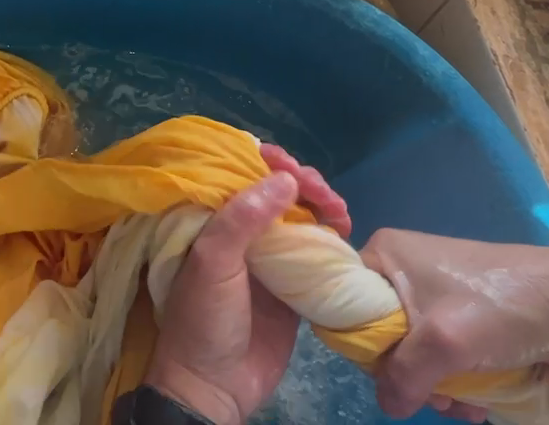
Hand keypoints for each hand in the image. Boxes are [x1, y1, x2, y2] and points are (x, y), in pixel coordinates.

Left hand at [144, 146, 351, 424]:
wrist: (216, 386)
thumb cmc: (204, 317)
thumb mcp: (212, 261)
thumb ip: (243, 218)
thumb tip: (285, 178)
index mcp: (214, 218)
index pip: (241, 174)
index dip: (266, 162)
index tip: (288, 162)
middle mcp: (242, 230)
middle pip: (276, 191)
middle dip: (302, 181)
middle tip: (321, 190)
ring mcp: (270, 256)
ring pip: (300, 215)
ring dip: (321, 202)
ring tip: (338, 207)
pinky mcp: (294, 283)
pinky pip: (316, 249)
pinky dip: (332, 234)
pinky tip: (344, 227)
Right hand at [358, 230, 548, 421]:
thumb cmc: (496, 306)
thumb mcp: (441, 342)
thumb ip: (404, 375)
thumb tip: (387, 405)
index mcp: (385, 252)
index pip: (347, 297)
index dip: (359, 339)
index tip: (387, 370)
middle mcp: (404, 266)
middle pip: (382, 330)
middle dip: (407, 372)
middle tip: (433, 393)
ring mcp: (435, 290)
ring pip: (415, 348)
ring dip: (435, 384)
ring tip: (462, 404)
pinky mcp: (465, 313)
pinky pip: (443, 352)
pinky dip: (456, 379)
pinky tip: (477, 401)